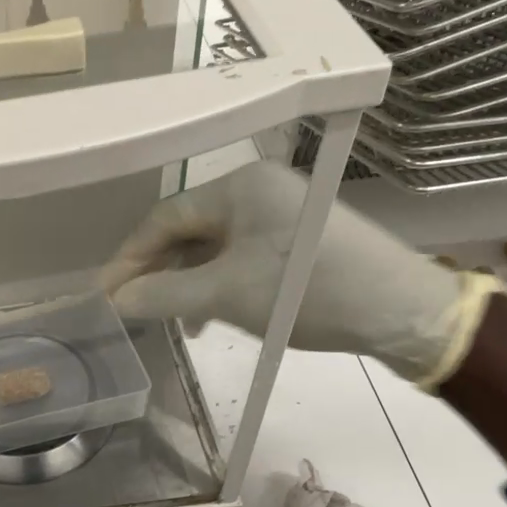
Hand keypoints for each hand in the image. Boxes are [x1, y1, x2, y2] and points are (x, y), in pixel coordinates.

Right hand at [98, 159, 497, 387]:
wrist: (400, 310)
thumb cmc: (308, 293)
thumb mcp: (226, 295)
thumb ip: (164, 295)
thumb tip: (117, 300)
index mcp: (240, 186)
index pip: (165, 218)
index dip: (130, 258)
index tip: (106, 294)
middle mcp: (258, 189)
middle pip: (188, 229)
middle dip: (158, 271)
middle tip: (132, 308)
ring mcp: (280, 211)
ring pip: (213, 246)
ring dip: (186, 282)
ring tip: (170, 320)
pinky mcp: (297, 237)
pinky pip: (240, 255)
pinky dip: (217, 283)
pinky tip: (209, 315)